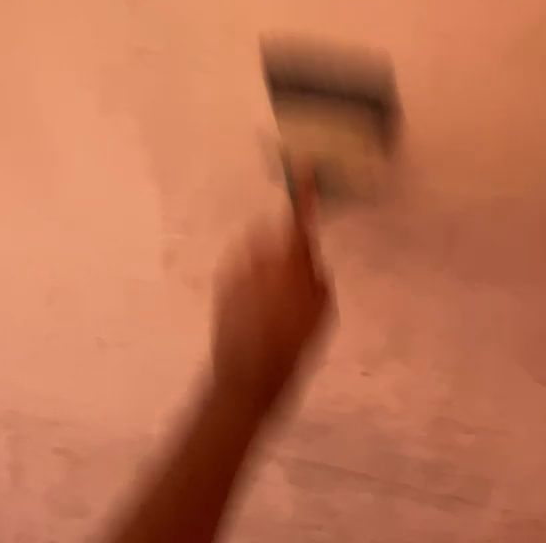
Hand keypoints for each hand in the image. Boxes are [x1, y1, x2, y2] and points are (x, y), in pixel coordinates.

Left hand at [211, 178, 331, 407]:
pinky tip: (256, 309)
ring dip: (265, 263)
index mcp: (290, 260)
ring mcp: (238, 270)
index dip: (304, 192)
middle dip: (283, 248)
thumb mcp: (322, 311)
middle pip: (275, 236)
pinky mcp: (222, 285)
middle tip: (293, 281)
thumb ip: (316, 276)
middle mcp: (261, 257)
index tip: (304, 167)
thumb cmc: (294, 347)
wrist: (247, 378)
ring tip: (272, 300)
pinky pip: (242, 269)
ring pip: (257, 252)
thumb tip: (307, 261)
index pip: (300, 218)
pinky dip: (250, 278)